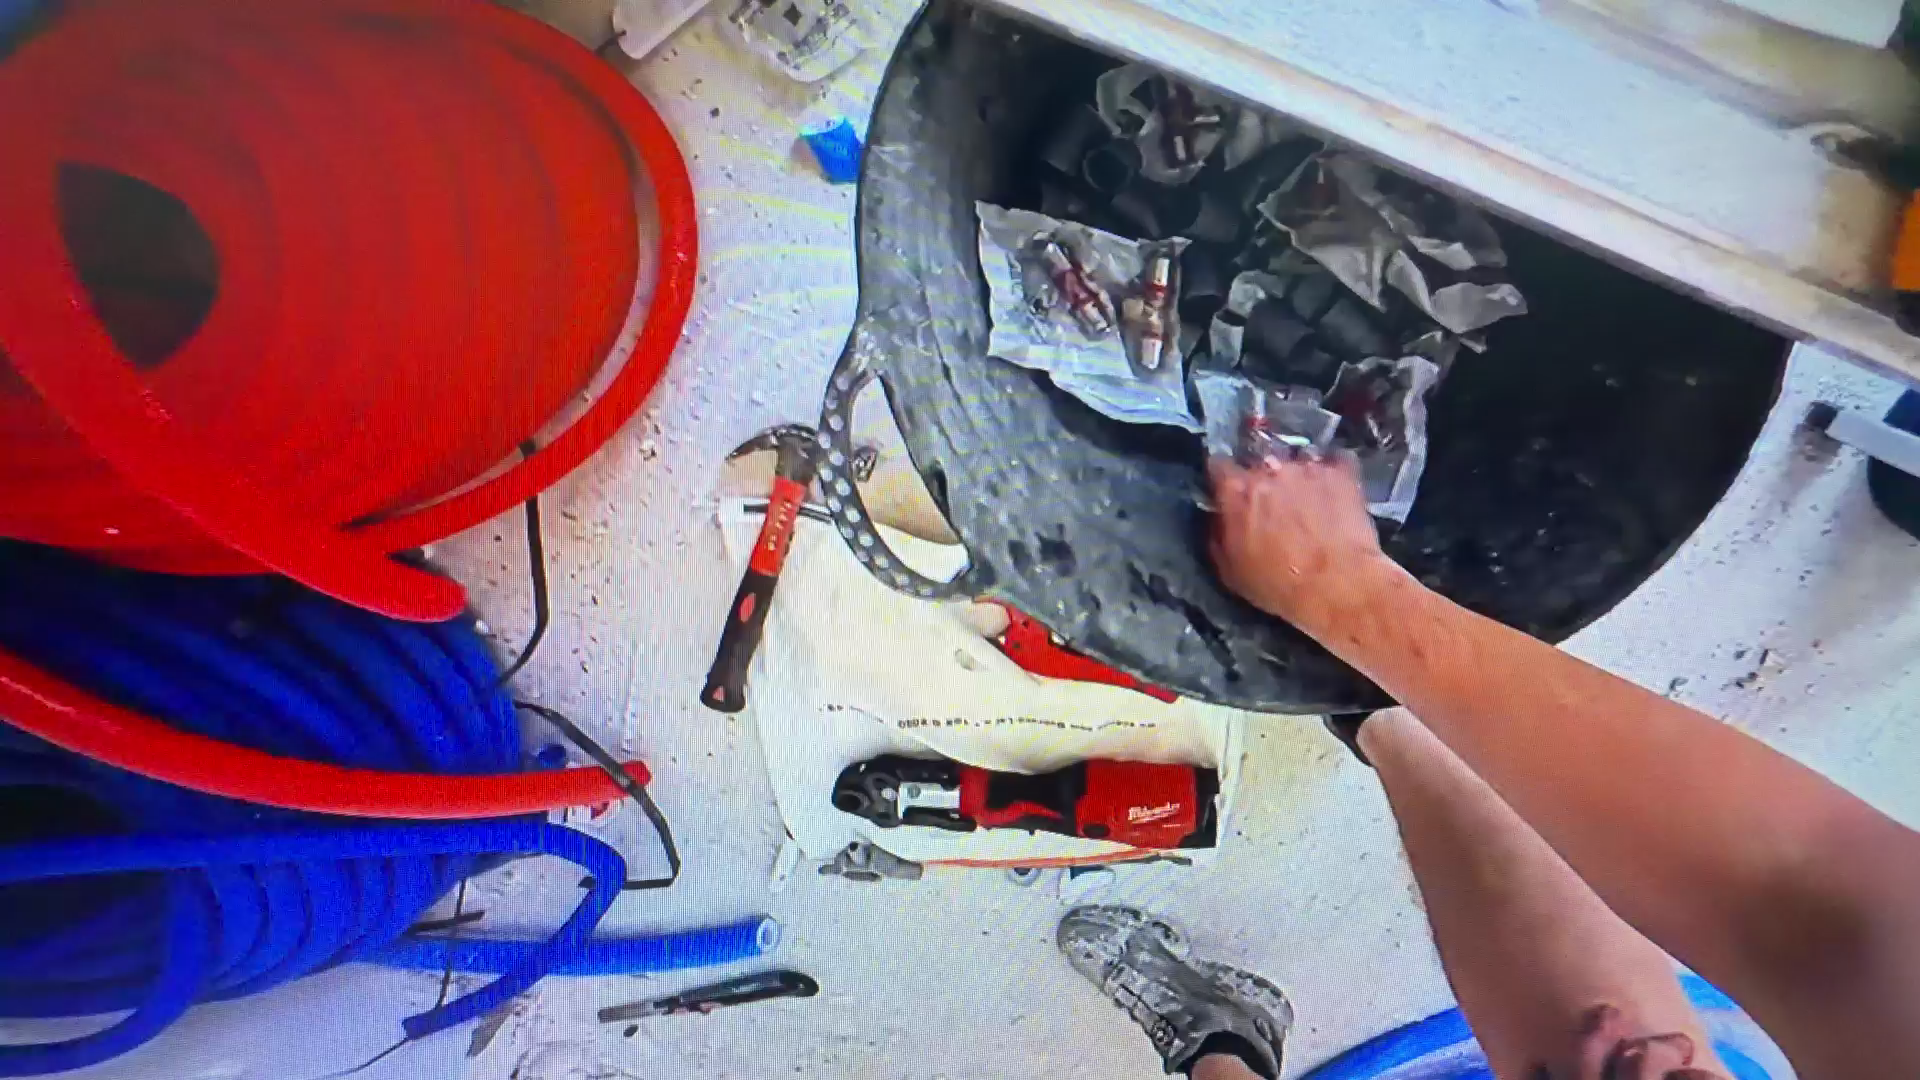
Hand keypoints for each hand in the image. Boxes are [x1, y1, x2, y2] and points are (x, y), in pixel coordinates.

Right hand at [1206, 453, 1388, 623]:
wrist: (1336, 586)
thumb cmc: (1276, 583)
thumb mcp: (1228, 568)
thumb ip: (1217, 533)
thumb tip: (1218, 517)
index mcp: (1235, 490)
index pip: (1219, 466)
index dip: (1223, 479)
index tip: (1228, 490)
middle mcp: (1267, 468)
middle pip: (1258, 462)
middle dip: (1262, 478)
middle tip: (1271, 502)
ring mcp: (1306, 467)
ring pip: (1296, 461)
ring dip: (1296, 476)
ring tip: (1306, 500)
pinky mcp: (1341, 471)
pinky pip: (1334, 462)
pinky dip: (1332, 474)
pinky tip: (1334, 492)